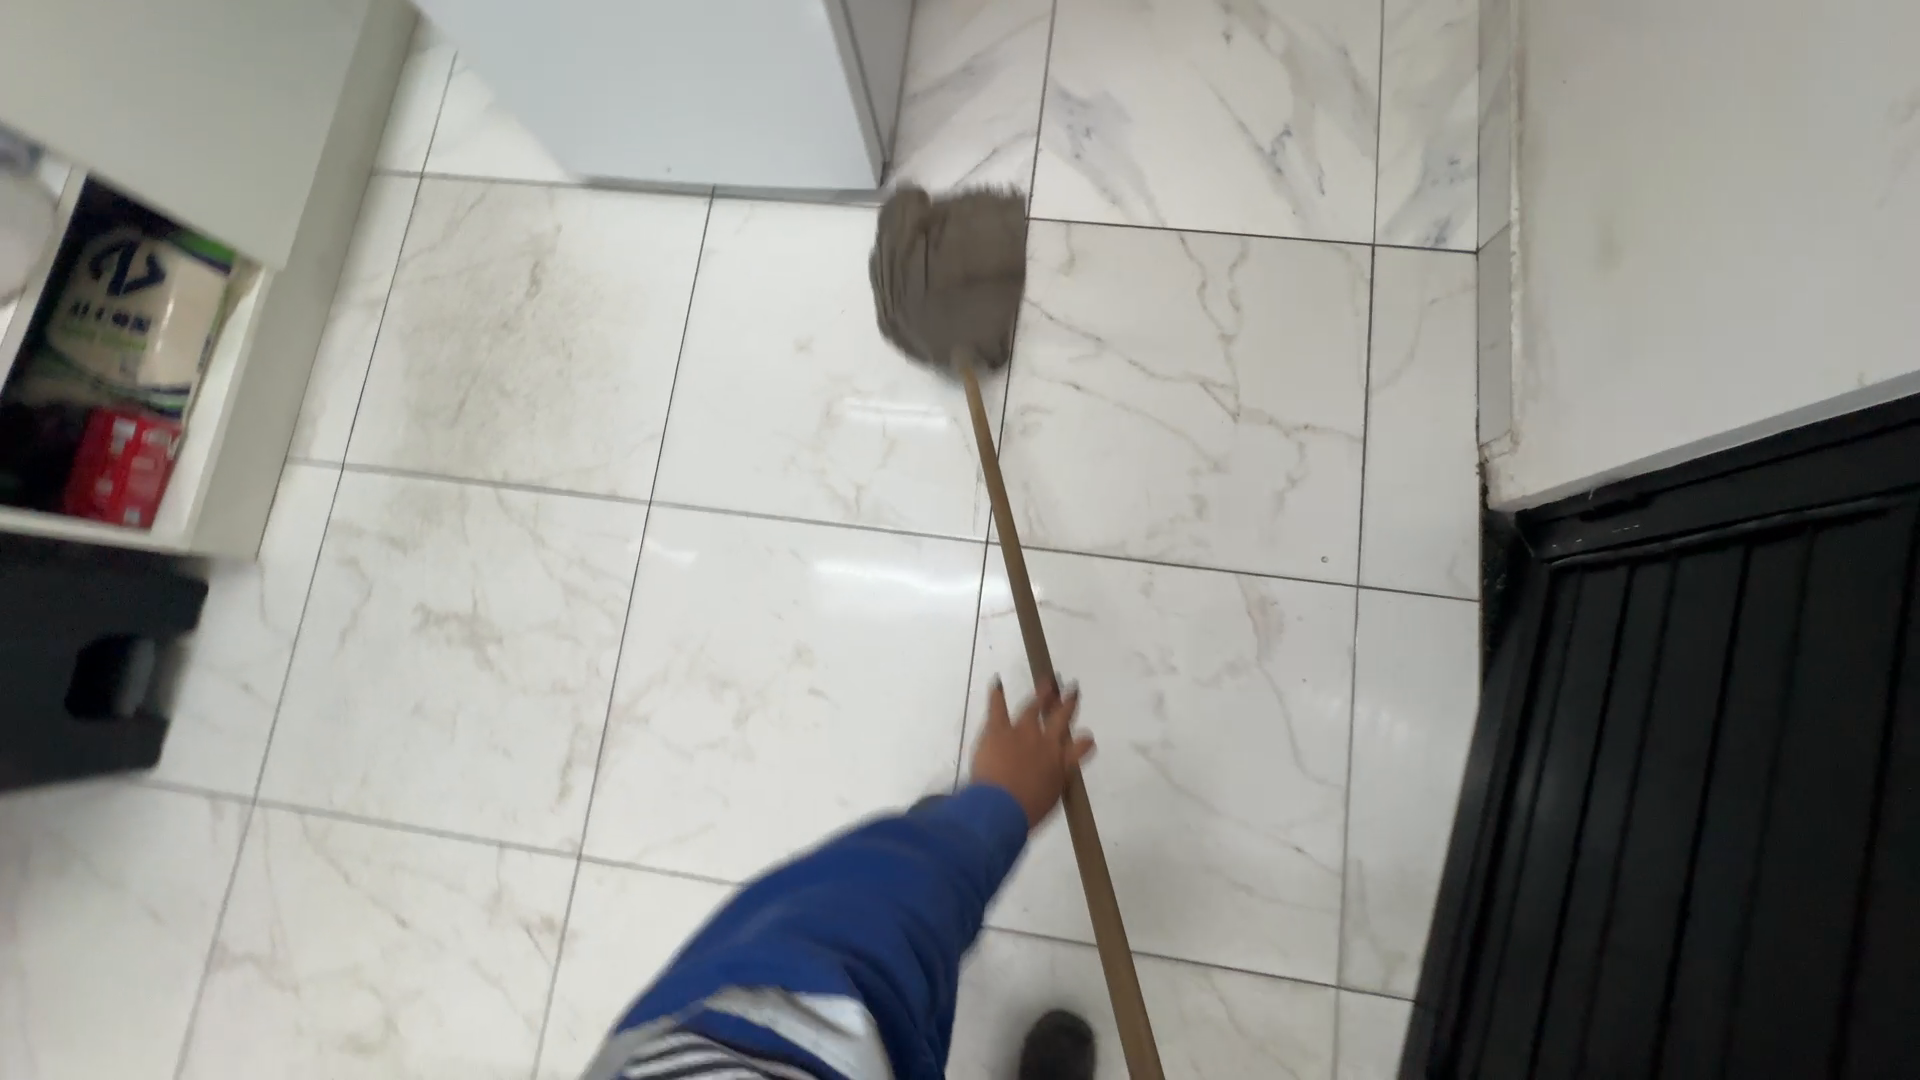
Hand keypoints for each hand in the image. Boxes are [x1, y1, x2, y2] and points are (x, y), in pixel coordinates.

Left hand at [970, 680, 1095, 829]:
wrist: (1000, 807)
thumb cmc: (1026, 809)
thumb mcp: (1052, 795)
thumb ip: (1062, 774)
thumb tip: (1071, 760)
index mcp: (1060, 761)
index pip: (1080, 747)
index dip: (1085, 740)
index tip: (1087, 735)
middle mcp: (1044, 741)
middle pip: (1060, 718)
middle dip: (1068, 702)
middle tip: (1072, 688)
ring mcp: (1021, 732)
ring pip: (1033, 707)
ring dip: (1041, 693)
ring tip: (1047, 680)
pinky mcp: (997, 729)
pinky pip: (997, 707)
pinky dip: (997, 694)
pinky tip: (997, 681)